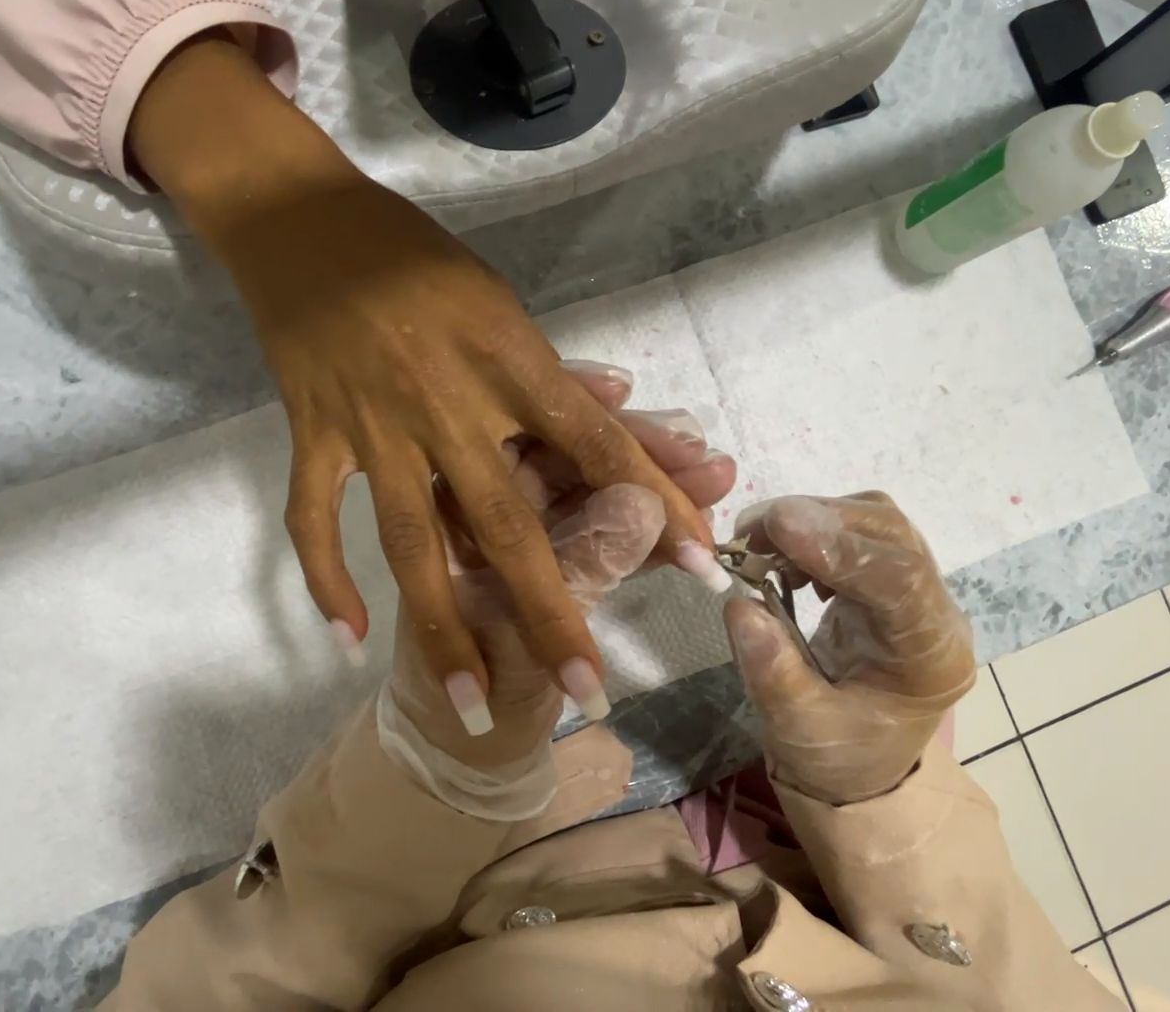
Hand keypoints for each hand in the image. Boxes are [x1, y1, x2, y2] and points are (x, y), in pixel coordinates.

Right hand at [129, 38, 724, 729]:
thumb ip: (552, 371)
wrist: (299, 218)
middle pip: (507, 521)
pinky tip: (351, 639)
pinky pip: (312, 521)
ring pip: (410, 543)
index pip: (597, 444)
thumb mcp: (501, 301)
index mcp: (507, 357)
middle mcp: (444, 402)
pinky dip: (326, 581)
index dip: (655, 505)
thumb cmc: (417, 254)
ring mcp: (371, 425)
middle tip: (588, 690)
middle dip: (551, 611)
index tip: (701, 566)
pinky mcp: (309, 433)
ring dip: (442, 630)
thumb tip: (619, 405)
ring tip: (473, 703)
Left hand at [391, 366, 737, 770]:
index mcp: (453, 501)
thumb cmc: (454, 692)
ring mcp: (529, 528)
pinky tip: (694, 511)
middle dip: (638, 452)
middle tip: (702, 449)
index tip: (649, 418)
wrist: (452, 752)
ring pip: (594, 488)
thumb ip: (575, 571)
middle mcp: (488, 499)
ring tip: (717, 471)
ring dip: (655, 481)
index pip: (526, 442)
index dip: (589, 429)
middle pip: (567, 455)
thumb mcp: (509, 632)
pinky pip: (608, 528)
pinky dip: (651, 524)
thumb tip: (640, 508)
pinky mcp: (561, 556)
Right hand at [722, 493, 974, 804]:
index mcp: (930, 658)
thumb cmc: (836, 756)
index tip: (779, 527)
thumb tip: (739, 603)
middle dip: (819, 520)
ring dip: (812, 519)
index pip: (902, 582)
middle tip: (752, 532)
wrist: (856, 764)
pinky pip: (856, 531)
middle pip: (892, 536)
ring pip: (875, 522)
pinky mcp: (887, 578)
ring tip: (758, 544)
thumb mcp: (797, 727)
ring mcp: (915, 590)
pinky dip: (812, 530)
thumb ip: (772, 670)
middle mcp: (936, 613)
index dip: (841, 549)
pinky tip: (781, 557)